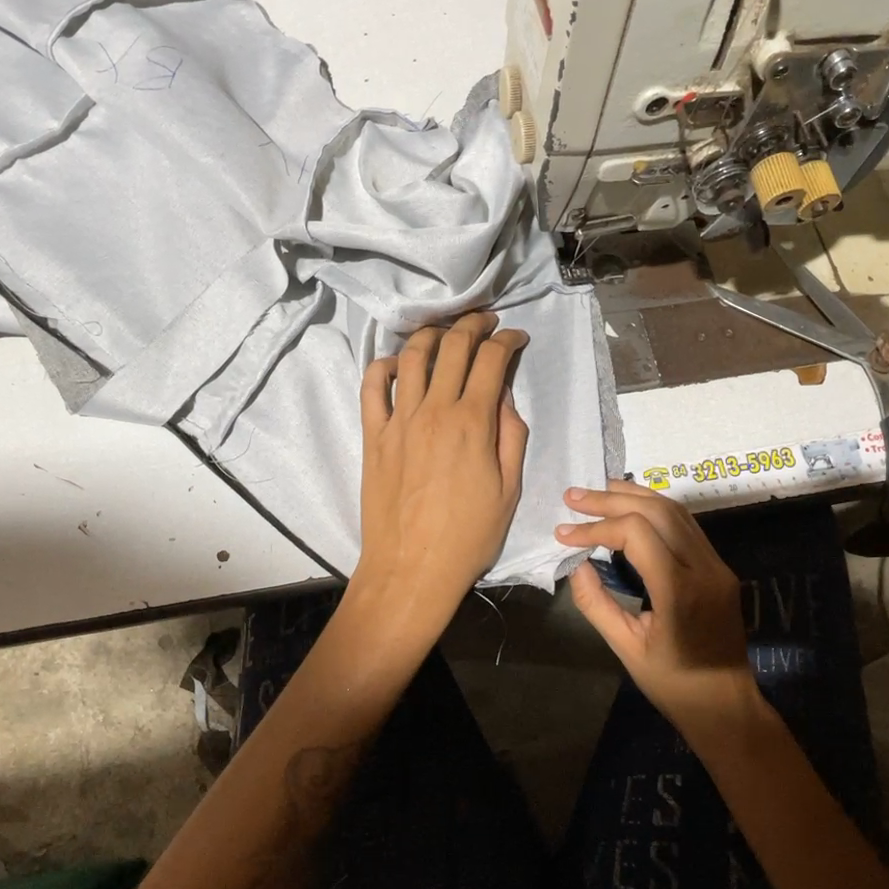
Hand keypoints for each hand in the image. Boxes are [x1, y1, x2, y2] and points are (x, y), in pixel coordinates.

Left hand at [351, 312, 529, 631]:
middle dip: (474, 324)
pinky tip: (396, 363)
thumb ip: (510, 436)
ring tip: (444, 331)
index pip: (492, 360)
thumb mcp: (509, 489)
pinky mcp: (373, 436)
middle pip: (453, 347)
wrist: (412, 568)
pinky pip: (372, 387)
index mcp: (473, 423)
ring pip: (411, 357)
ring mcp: (398, 421)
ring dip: (431, 334)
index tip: (517, 338)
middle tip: (486, 321)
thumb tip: (504, 398)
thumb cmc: (468, 536)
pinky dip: (383, 366)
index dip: (508, 340)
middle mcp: (434, 411)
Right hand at [557, 481, 754, 727]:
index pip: (636, 533)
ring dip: (634, 495)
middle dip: (611, 499)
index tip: (564, 534)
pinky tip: (629, 509)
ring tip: (597, 491)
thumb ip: (595, 603)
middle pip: (656, 510)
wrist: (725, 704)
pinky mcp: (719, 567)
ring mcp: (716, 565)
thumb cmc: (672, 684)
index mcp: (679, 591)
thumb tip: (575, 564)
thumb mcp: (625, 648)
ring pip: (675, 510)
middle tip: (572, 496)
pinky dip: (653, 509)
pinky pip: (686, 525)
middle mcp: (704, 568)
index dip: (596, 527)